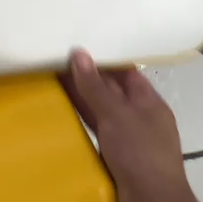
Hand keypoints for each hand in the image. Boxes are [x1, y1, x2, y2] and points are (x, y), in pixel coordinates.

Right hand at [64, 50, 195, 201]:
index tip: (78, 45)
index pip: (125, 72)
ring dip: (81, 98)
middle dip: (87, 77)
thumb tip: (78, 52)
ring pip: (101, 111)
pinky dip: (80, 120)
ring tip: (53, 79)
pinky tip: (61, 110)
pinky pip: (95, 131)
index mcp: (150, 103)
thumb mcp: (116, 114)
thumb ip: (95, 85)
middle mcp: (139, 118)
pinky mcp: (115, 157)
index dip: (103, 58)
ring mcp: (128, 140)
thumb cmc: (140, 152)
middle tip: (57, 58)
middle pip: (111, 91)